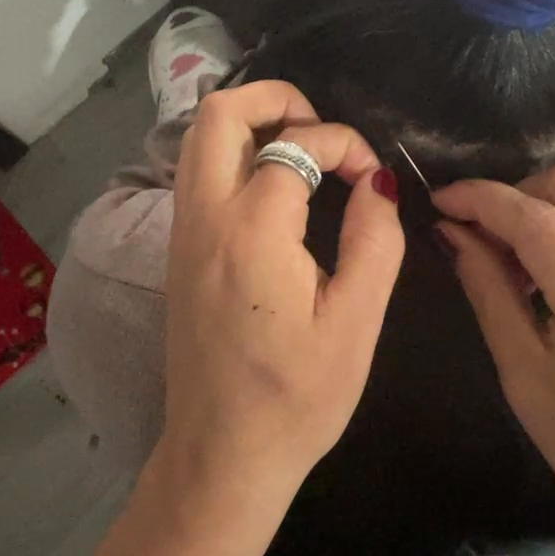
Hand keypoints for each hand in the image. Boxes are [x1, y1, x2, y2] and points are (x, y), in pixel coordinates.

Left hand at [76, 81, 404, 555]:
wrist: (222, 457)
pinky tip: (277, 182)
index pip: (298, 145)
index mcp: (251, 231)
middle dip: (277, 98)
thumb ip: (376, 238)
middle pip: (220, 112)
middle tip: (323, 128)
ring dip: (253, 122)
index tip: (373, 179)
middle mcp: (204, 216)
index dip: (346, 145)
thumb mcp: (357, 323)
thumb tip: (377, 179)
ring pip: (200, 135)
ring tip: (306, 149)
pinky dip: (236, 151)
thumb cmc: (298, 398)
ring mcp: (181, 230)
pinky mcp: (178, 247)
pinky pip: (198, 169)